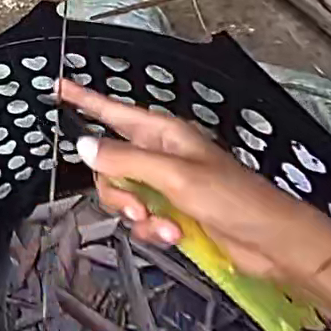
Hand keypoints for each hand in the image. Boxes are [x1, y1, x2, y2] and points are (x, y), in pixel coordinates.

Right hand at [57, 78, 330, 283]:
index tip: (56, 86)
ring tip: (163, 226)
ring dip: (136, 214)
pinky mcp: (169, 210)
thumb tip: (83, 146)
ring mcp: (162, 183)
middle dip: (116, 189)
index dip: (82, 98)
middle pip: (107, 163)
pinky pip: (138, 216)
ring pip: (119, 192)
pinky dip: (151, 229)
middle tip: (136, 206)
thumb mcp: (174, 176)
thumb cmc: (235, 199)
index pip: (110, 110)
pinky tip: (172, 235)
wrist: (274, 244)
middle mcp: (157, 154)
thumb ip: (125, 160)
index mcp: (161, 134)